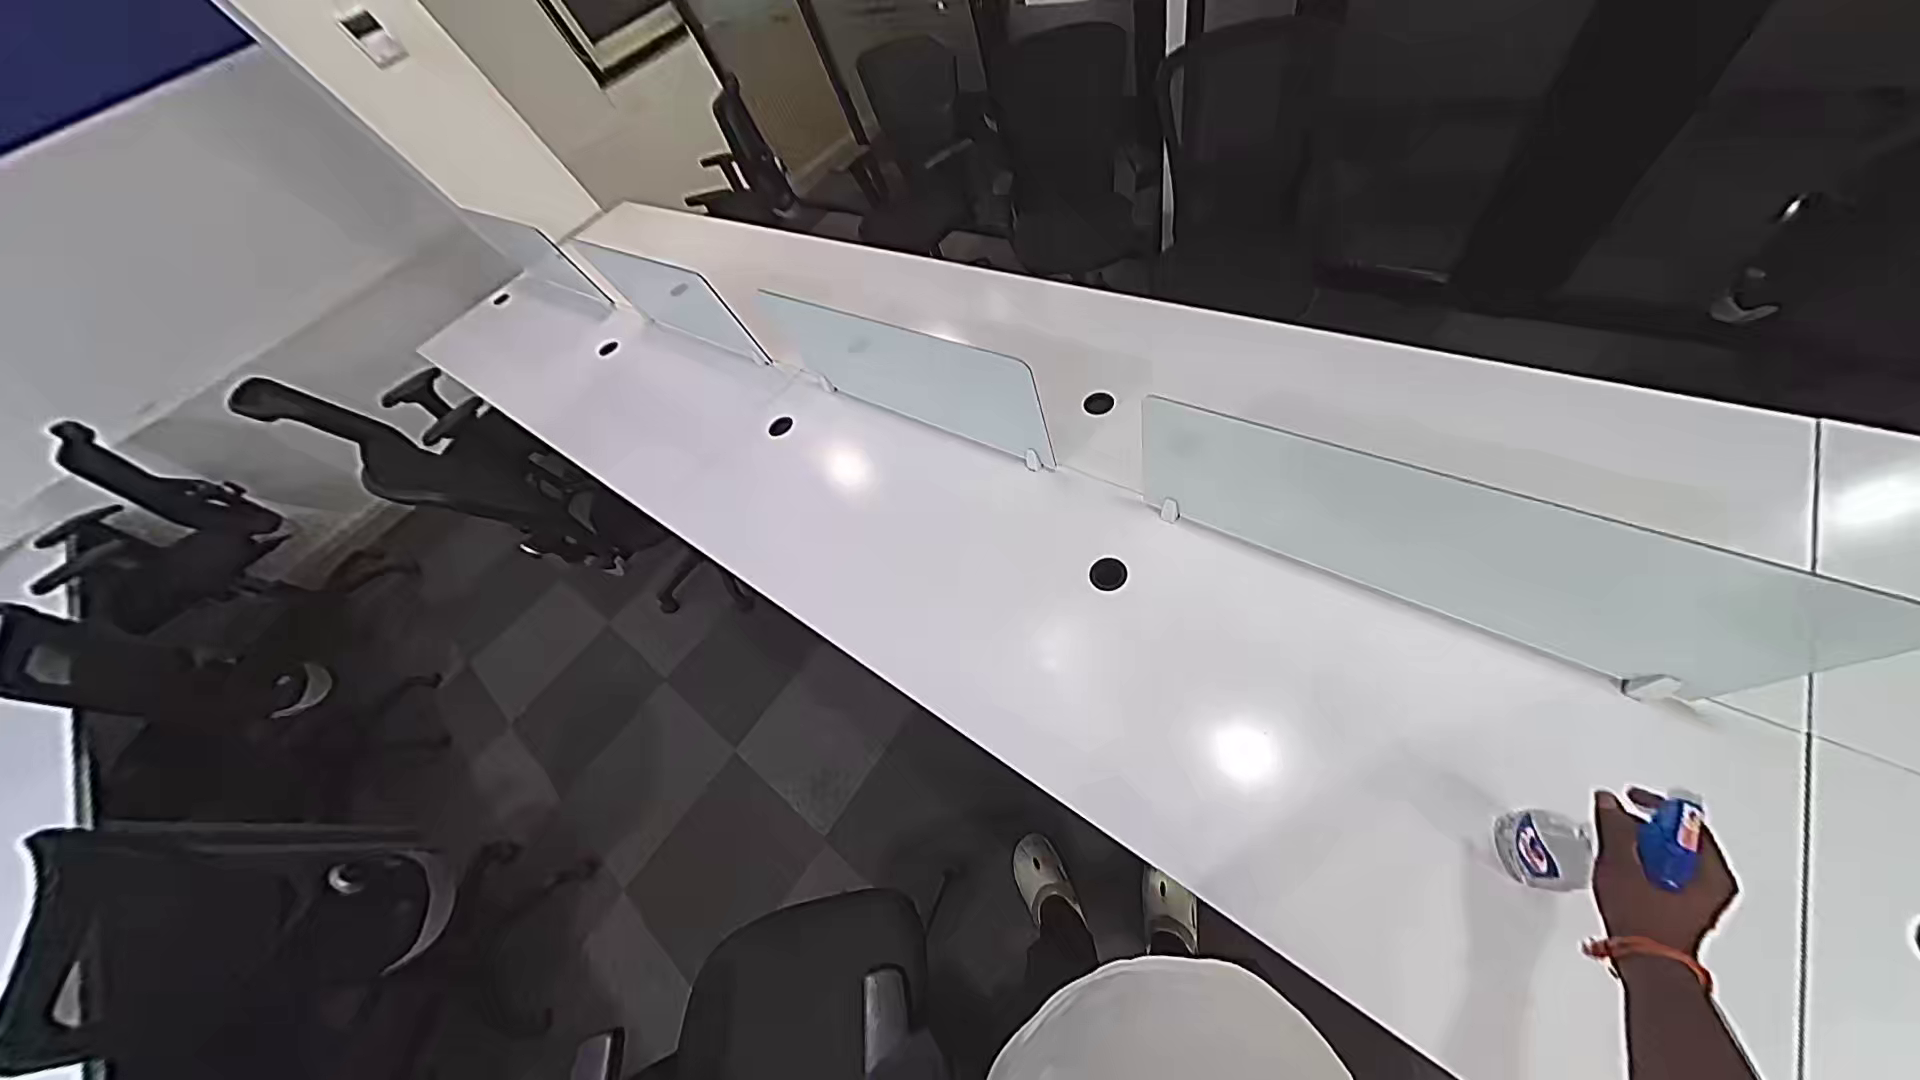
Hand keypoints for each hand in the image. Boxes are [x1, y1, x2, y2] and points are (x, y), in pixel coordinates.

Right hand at [1591, 788, 1737, 956]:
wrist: (1648, 961)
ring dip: (1642, 843)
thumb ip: (1615, 827)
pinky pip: (1666, 870)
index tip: (1631, 797)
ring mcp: (1701, 896)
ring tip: (1613, 844)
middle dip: (1645, 825)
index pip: (1687, 823)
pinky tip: (1621, 866)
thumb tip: (1609, 800)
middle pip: (1679, 838)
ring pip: (1671, 854)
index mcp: (1710, 871)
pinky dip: (1644, 860)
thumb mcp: (1621, 863)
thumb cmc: (1643, 916)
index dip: (1656, 805)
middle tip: (1616, 820)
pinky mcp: (1685, 905)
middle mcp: (1713, 882)